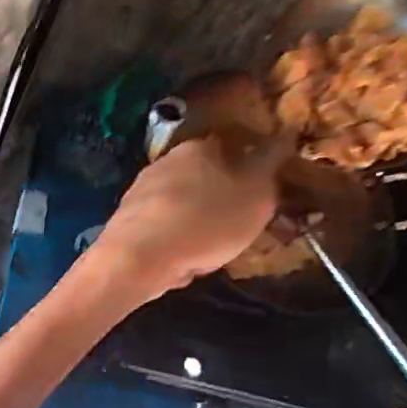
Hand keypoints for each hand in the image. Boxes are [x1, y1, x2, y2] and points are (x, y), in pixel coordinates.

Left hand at [88, 134, 286, 298]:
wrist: (138, 258)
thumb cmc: (205, 222)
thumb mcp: (256, 196)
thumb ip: (269, 169)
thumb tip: (280, 141)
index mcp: (196, 148)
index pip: (229, 147)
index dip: (247, 170)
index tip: (258, 195)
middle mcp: (163, 163)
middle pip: (202, 180)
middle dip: (219, 204)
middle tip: (236, 230)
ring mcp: (139, 193)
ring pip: (181, 209)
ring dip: (196, 229)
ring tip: (208, 254)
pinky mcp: (126, 223)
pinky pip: (161, 233)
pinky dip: (173, 246)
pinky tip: (180, 265)